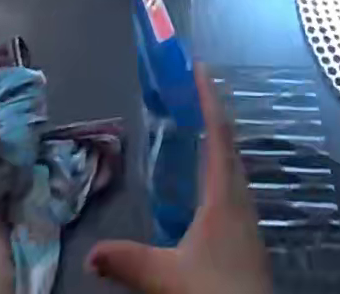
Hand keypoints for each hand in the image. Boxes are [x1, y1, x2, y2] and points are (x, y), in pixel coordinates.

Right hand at [87, 67, 272, 293]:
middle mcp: (240, 197)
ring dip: (219, 138)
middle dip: (212, 111)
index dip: (208, 98)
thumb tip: (90, 254)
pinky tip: (209, 181)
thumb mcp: (168, 279)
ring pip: (234, 163)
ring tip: (199, 125)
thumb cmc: (216, 293)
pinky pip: (235, 182)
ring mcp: (248, 216)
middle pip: (229, 142)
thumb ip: (129, 262)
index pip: (218, 133)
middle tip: (193, 88)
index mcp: (223, 194)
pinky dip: (221, 164)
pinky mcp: (248, 234)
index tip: (201, 68)